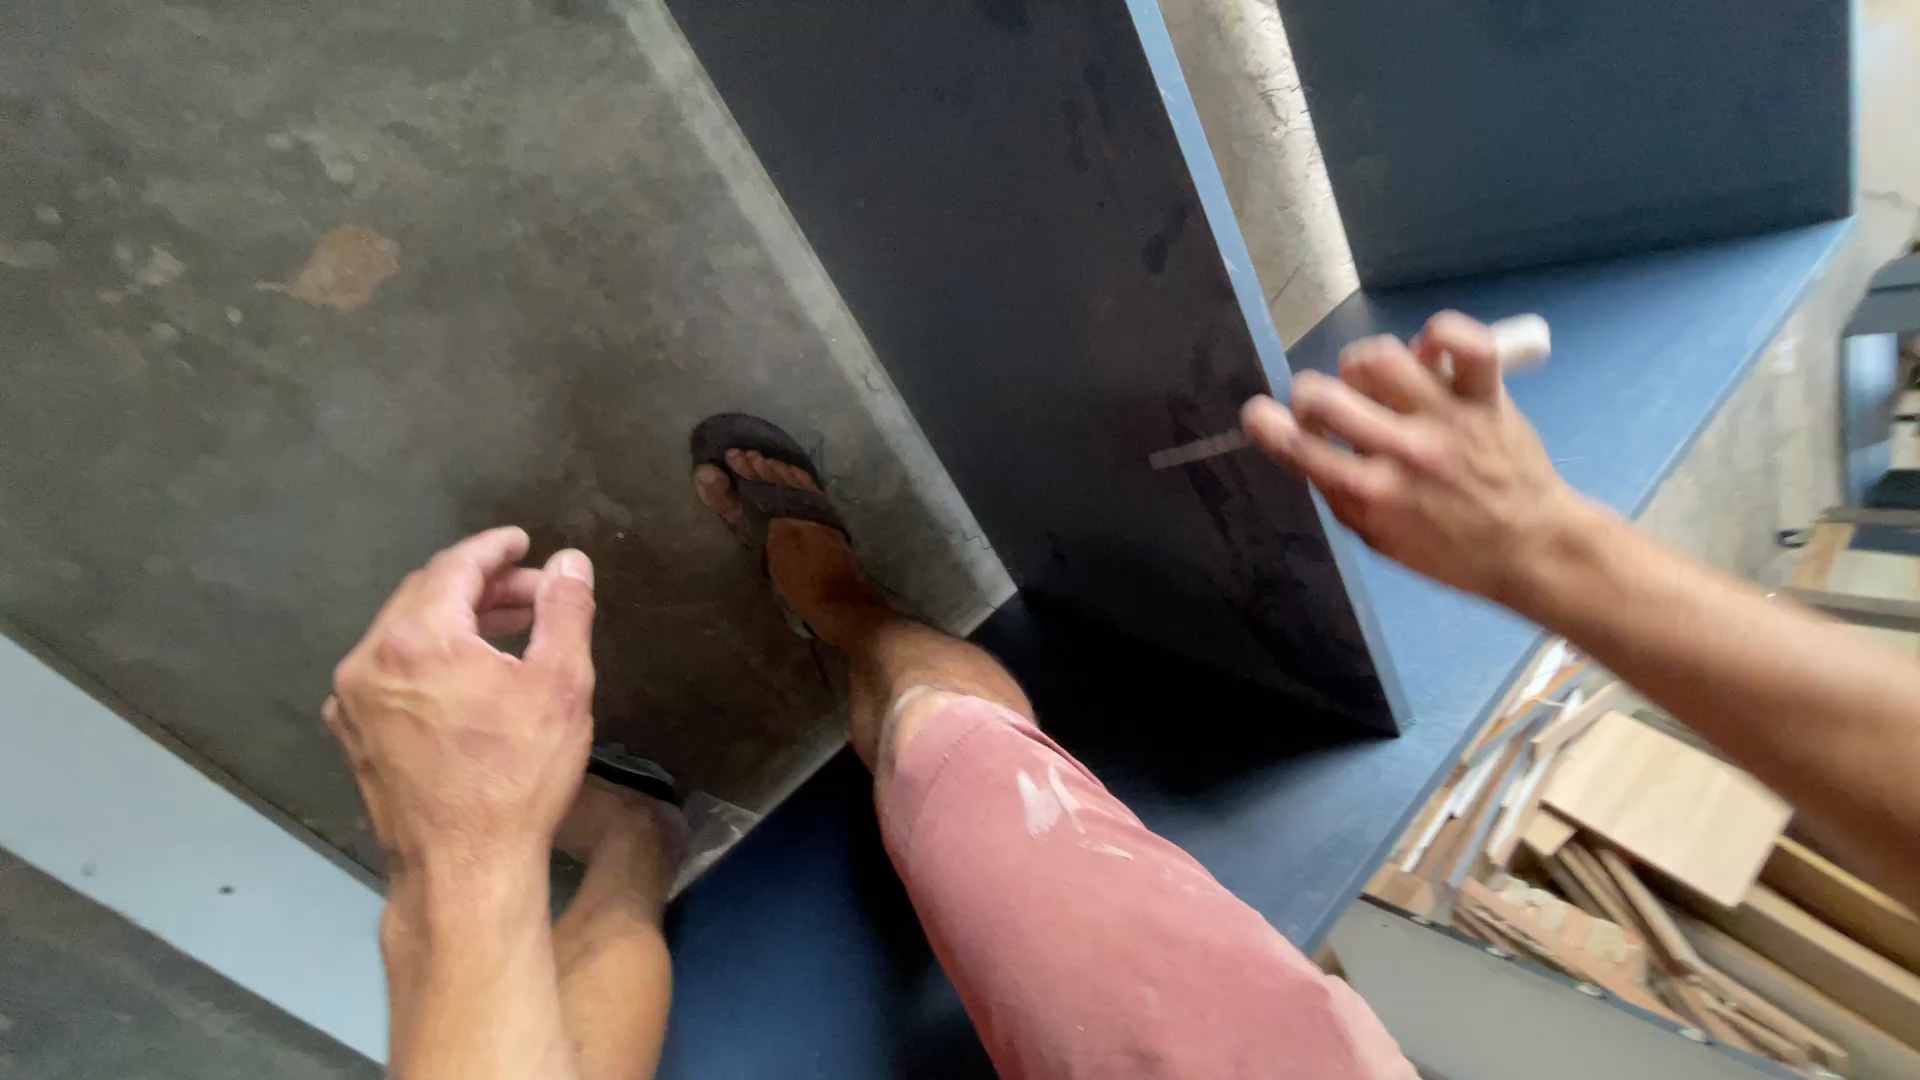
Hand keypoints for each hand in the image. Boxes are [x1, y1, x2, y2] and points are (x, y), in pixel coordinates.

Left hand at [325, 526, 596, 876]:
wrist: (466, 866)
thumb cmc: (521, 771)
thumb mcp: (562, 682)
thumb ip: (566, 610)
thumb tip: (570, 561)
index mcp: (417, 640)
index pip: (453, 567)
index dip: (493, 548)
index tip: (524, 541)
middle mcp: (368, 661)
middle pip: (426, 595)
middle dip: (484, 584)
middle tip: (537, 590)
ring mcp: (351, 702)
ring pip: (407, 632)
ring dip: (461, 618)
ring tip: (515, 627)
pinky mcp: (354, 735)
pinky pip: (393, 668)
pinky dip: (436, 652)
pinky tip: (474, 672)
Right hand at [1241, 310, 1596, 603]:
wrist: (1533, 548)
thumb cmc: (1445, 552)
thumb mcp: (1373, 537)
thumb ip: (1337, 491)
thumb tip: (1307, 448)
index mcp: (1370, 492)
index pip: (1301, 448)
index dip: (1265, 425)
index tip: (1257, 415)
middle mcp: (1403, 449)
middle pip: (1327, 397)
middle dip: (1307, 394)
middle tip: (1321, 406)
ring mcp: (1446, 418)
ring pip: (1381, 358)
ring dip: (1360, 366)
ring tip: (1372, 382)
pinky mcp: (1486, 397)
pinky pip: (1467, 343)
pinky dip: (1440, 335)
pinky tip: (1425, 352)